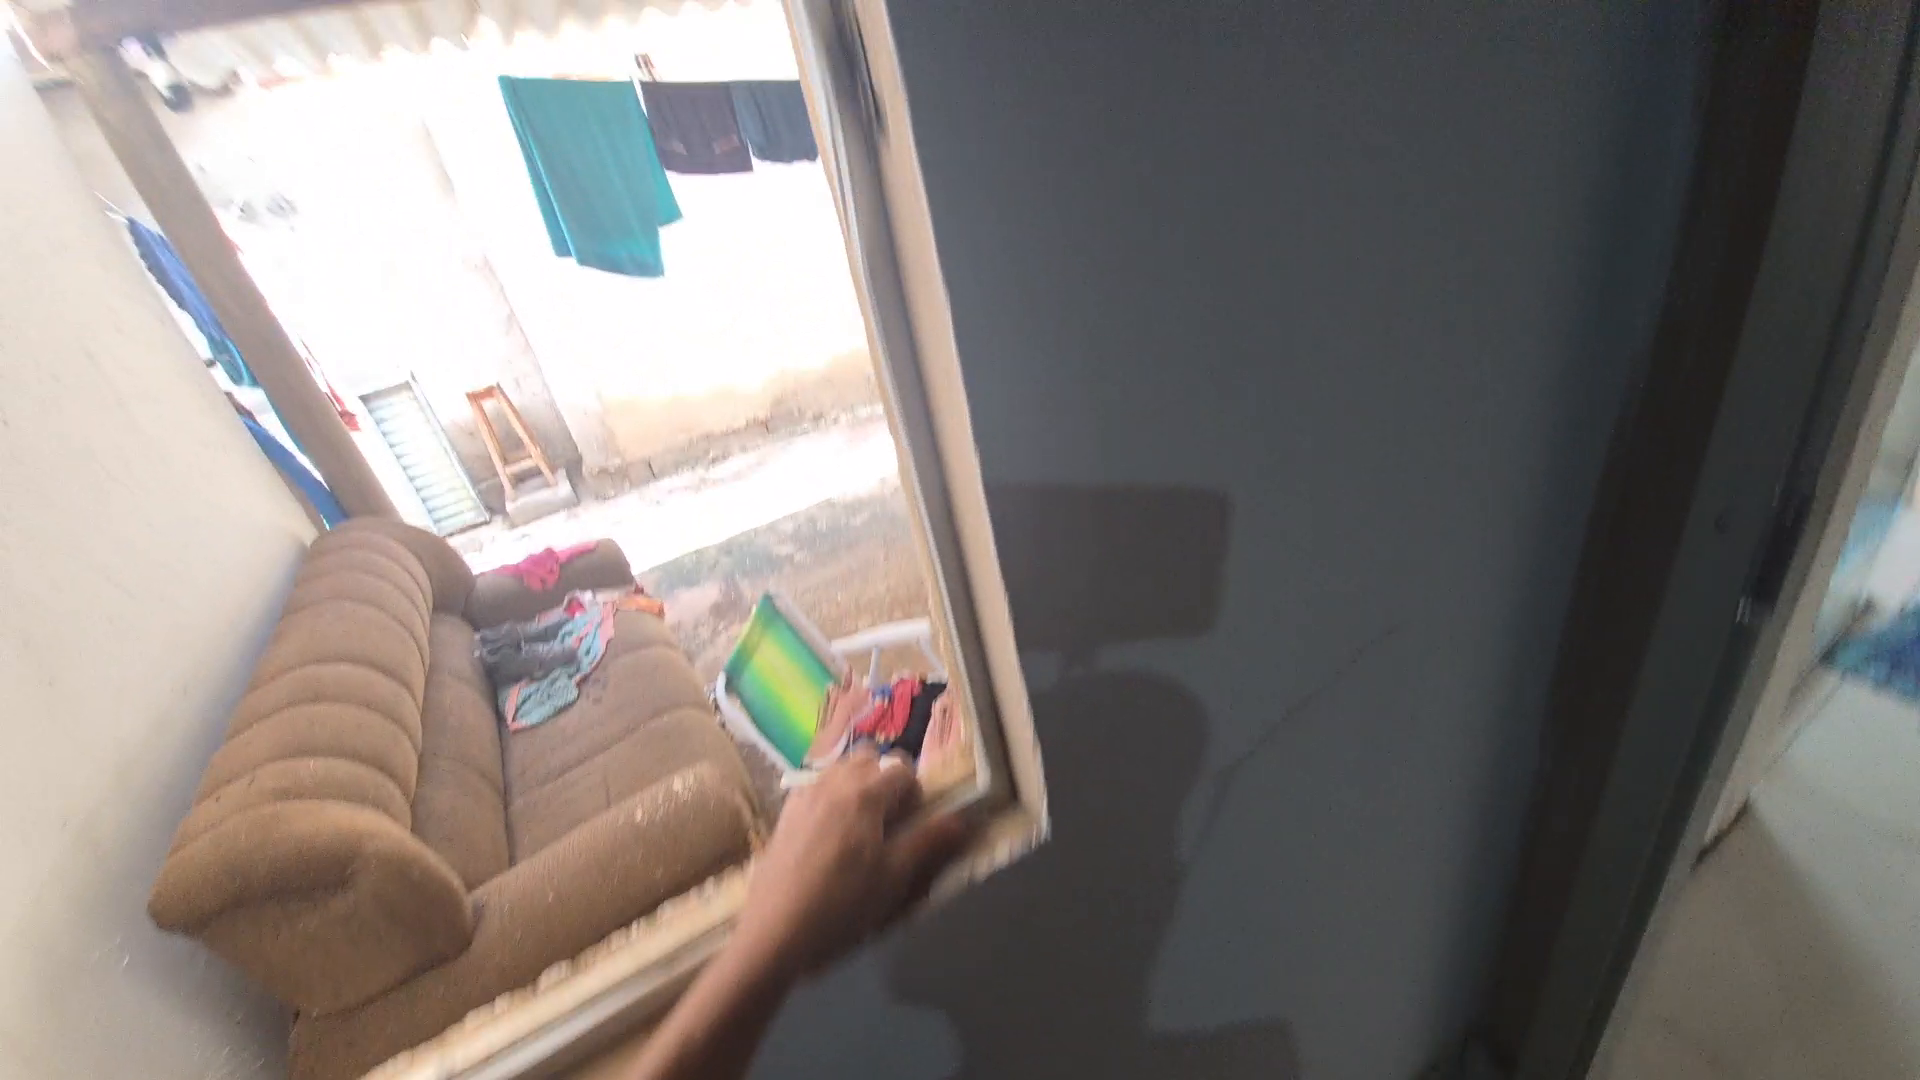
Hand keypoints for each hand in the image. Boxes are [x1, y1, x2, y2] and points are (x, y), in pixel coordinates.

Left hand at [735, 746, 972, 977]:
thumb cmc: (841, 905)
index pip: (902, 768)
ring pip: (840, 767)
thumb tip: (962, 818)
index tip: (913, 824)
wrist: (772, 933)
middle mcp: (833, 781)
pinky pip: (816, 785)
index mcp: (865, 792)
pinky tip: (829, 834)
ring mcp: (805, 794)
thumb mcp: (893, 879)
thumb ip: (928, 842)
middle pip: (870, 757)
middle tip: (890, 820)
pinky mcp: (785, 812)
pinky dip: (831, 794)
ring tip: (861, 825)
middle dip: (885, 778)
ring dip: (858, 782)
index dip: (915, 792)